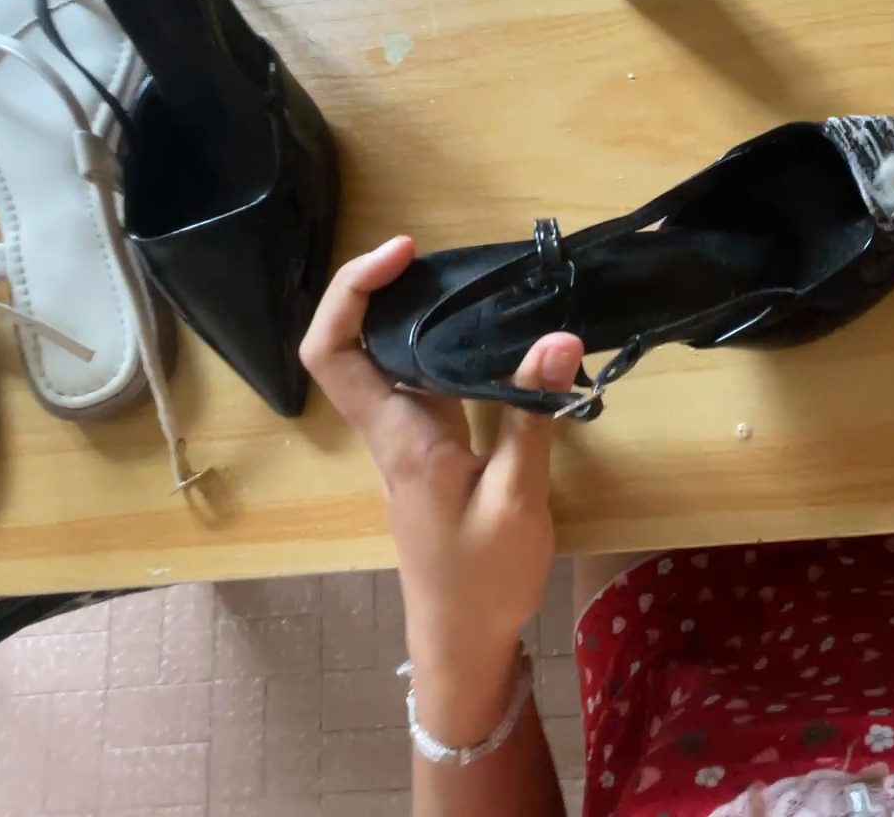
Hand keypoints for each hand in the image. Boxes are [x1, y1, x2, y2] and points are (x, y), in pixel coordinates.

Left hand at [300, 237, 582, 715]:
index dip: (351, 292)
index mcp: (399, 436)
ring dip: (422, 317)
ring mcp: (414, 439)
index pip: (335, 352)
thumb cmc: (481, 577)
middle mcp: (395, 428)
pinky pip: (432, 384)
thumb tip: (558, 339)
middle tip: (448, 260)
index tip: (403, 254)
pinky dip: (454, 351)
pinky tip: (499, 343)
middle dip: (388, 289)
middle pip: (357, 344)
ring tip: (482, 287)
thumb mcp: (516, 497)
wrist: (464, 640)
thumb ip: (532, 416)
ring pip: (397, 362)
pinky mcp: (437, 451)